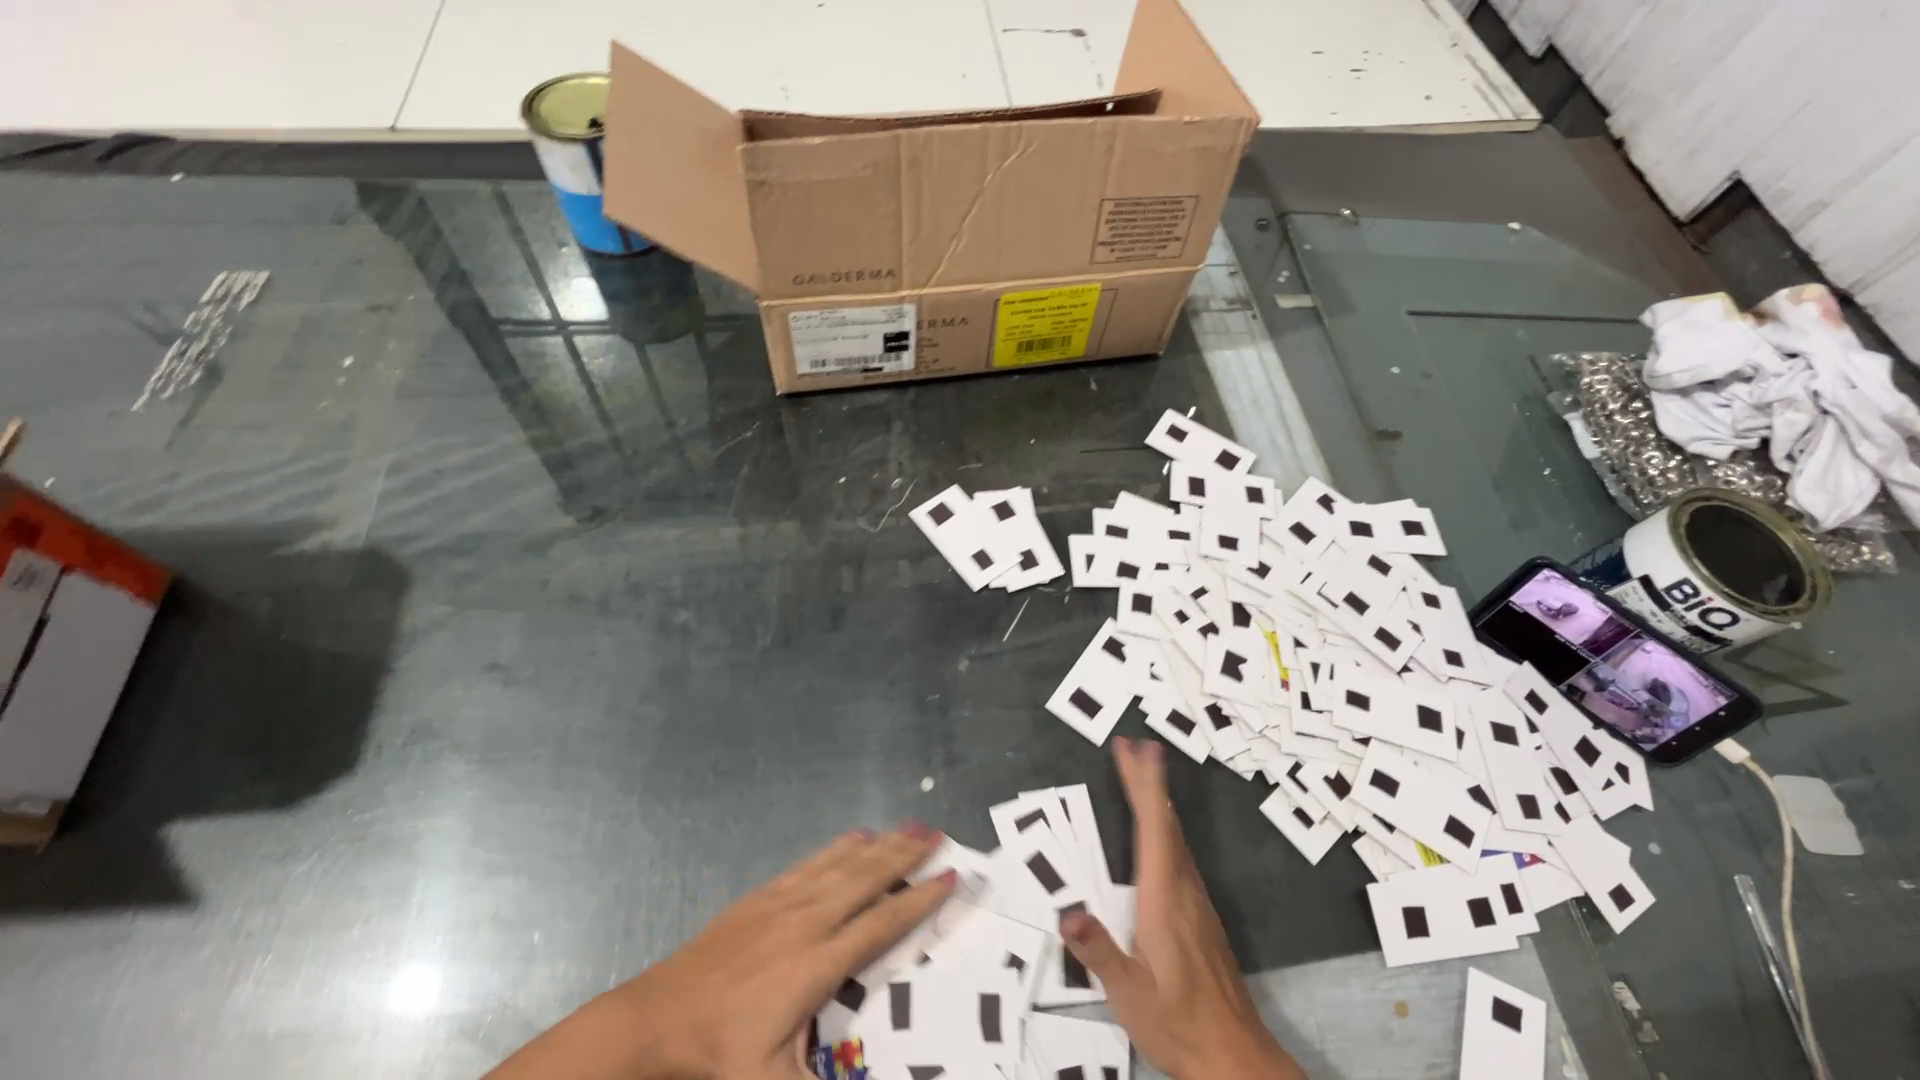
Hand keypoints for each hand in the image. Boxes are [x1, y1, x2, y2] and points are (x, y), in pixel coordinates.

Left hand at [486, 823, 955, 1079]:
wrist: (652, 1022)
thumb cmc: (717, 1055)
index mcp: (816, 966)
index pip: (881, 925)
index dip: (919, 901)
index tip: (950, 876)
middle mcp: (805, 924)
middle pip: (865, 880)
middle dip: (905, 855)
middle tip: (938, 833)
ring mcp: (779, 905)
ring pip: (841, 864)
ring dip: (879, 843)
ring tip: (909, 826)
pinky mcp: (758, 898)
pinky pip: (808, 864)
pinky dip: (837, 847)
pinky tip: (852, 836)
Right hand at [1060, 737, 1305, 1079]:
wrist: (1235, 1057)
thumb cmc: (1178, 1022)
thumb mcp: (1129, 994)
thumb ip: (1099, 951)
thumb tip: (1066, 913)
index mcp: (1164, 900)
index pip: (1155, 831)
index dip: (1145, 788)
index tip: (1138, 751)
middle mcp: (1185, 892)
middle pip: (1167, 825)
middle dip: (1149, 784)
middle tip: (1135, 746)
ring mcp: (1198, 905)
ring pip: (1177, 840)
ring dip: (1158, 804)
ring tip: (1143, 778)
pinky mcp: (1202, 919)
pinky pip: (1181, 858)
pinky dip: (1166, 831)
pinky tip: (1160, 837)